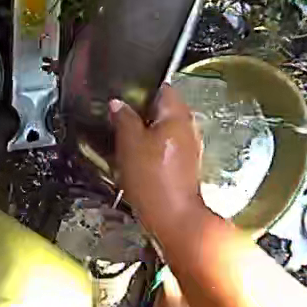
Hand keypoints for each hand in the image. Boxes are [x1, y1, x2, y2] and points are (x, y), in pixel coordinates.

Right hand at [108, 86, 208, 232]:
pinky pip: (165, 148)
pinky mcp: (184, 165)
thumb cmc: (153, 178)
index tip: (123, 96)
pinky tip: (136, 160)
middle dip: (140, 113)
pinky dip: (151, 149)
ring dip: (144, 133)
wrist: (173, 218)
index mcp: (178, 114)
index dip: (140, 89)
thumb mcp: (129, 143)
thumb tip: (117, 104)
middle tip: (118, 120)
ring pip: (163, 130)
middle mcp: (188, 127)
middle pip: (162, 109)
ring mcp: (189, 147)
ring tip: (124, 141)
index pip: (162, 87)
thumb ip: (123, 118)